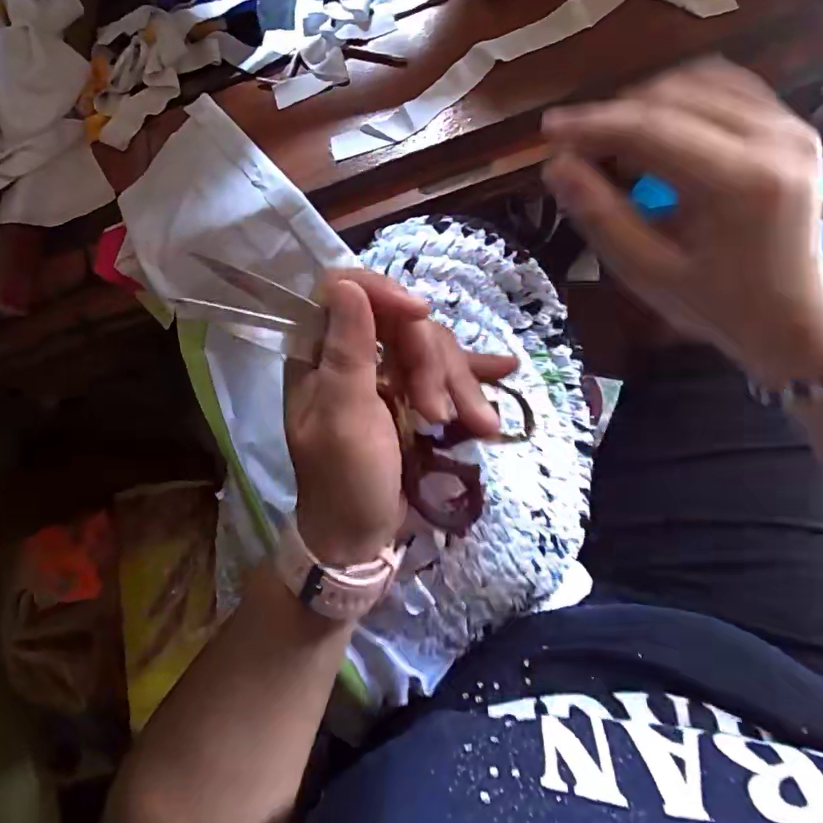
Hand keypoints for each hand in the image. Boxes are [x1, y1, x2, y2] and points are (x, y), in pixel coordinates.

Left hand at [284, 270, 518, 565]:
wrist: (360, 536)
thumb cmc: (344, 480)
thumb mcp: (343, 417)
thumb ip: (346, 351)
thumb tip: (346, 285)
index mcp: (317, 354)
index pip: (343, 291)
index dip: (384, 292)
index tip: (421, 313)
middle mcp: (348, 354)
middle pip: (400, 321)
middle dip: (430, 362)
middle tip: (437, 413)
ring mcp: (383, 372)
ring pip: (429, 346)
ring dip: (456, 384)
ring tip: (477, 426)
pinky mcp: (410, 392)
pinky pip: (444, 370)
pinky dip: (473, 375)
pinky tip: (505, 370)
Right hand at [541, 58, 822, 385]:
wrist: (790, 314)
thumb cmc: (714, 302)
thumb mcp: (646, 271)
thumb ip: (600, 216)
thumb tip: (556, 166)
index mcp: (741, 183)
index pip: (652, 128)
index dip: (593, 124)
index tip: (549, 130)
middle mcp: (774, 140)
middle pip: (672, 97)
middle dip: (613, 116)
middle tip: (576, 148)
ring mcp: (788, 127)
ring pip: (696, 82)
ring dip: (643, 105)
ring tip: (614, 146)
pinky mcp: (790, 125)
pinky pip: (724, 87)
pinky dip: (678, 99)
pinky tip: (654, 130)